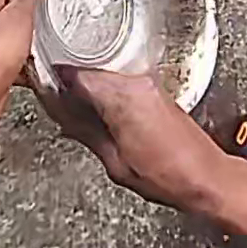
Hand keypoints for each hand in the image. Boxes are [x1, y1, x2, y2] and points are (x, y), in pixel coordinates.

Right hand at [44, 68, 229, 211]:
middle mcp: (135, 82)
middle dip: (70, 85)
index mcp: (121, 97)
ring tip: (79, 113)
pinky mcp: (153, 87)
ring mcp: (146, 82)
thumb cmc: (168, 176)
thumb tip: (62, 114)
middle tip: (56, 103)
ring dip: (88, 88)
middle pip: (89, 71)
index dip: (54, 80)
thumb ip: (84, 131)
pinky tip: (102, 114)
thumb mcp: (114, 162)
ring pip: (104, 75)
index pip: (75, 75)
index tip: (41, 84)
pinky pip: (119, 81)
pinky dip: (106, 92)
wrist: (205, 176)